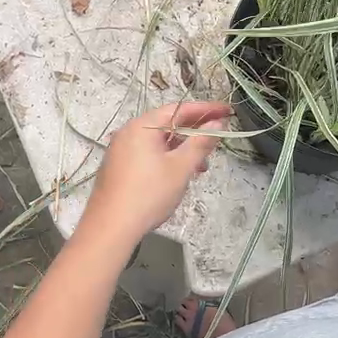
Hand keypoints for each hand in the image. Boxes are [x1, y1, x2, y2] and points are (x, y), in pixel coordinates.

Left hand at [78, 101, 229, 246]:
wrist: (110, 228)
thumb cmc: (148, 194)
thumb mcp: (181, 168)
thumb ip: (200, 143)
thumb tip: (217, 124)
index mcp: (142, 127)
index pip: (180, 109)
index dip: (206, 109)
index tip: (228, 111)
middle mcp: (129, 132)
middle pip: (168, 124)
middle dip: (195, 133)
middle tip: (216, 142)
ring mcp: (121, 150)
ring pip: (159, 142)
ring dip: (182, 150)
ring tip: (200, 168)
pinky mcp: (119, 167)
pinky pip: (148, 154)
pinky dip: (167, 159)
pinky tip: (178, 176)